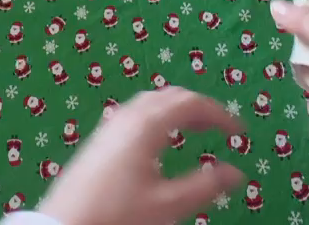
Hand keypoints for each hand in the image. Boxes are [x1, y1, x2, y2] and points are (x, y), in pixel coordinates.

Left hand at [37, 88, 244, 224]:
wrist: (69, 219)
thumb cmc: (119, 212)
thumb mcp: (166, 205)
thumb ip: (204, 187)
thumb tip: (237, 172)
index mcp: (148, 123)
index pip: (190, 102)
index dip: (219, 112)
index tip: (240, 131)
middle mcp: (131, 113)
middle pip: (172, 95)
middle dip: (201, 107)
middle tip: (223, 128)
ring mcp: (115, 120)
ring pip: (154, 100)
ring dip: (180, 108)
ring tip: (200, 128)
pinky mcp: (106, 132)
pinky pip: (141, 109)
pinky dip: (162, 113)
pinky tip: (166, 135)